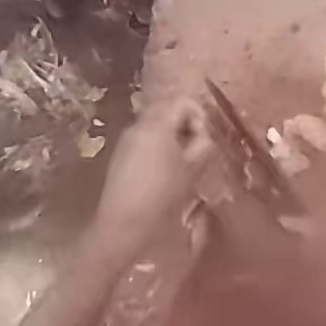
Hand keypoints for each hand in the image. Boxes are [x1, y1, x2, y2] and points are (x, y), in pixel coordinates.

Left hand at [91, 99, 215, 247]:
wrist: (124, 224)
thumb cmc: (163, 194)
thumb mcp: (193, 170)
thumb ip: (204, 146)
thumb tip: (204, 138)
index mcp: (157, 124)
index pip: (183, 102)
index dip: (199, 117)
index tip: (203, 141)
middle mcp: (139, 125)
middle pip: (167, 109)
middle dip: (185, 124)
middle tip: (195, 149)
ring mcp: (127, 140)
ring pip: (155, 124)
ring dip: (173, 135)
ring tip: (182, 162)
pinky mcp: (120, 155)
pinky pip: (144, 139)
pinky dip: (159, 145)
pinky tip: (164, 171)